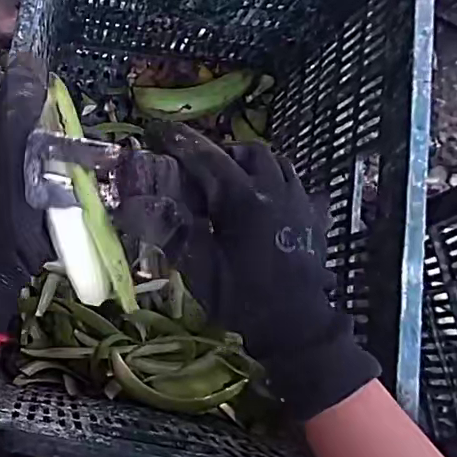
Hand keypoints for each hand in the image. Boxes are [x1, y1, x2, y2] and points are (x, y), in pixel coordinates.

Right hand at [150, 124, 379, 419]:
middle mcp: (275, 190)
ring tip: (235, 181)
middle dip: (223, 153)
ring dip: (254, 164)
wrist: (296, 326)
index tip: (163, 131)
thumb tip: (141, 203)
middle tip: (202, 169)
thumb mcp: (198, 266)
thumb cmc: (242, 297)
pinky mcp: (315, 219)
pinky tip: (271, 203)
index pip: (209, 158)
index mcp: (243, 199)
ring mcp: (301, 202)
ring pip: (278, 164)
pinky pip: (300, 188)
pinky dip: (281, 186)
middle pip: (250, 152)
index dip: (183, 143)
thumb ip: (173, 229)